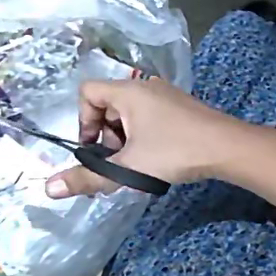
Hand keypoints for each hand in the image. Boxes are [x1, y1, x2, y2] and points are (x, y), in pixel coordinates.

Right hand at [44, 78, 245, 198]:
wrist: (227, 147)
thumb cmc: (175, 151)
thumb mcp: (129, 167)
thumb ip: (89, 178)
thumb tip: (49, 189)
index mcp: (129, 92)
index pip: (87, 91)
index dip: (83, 120)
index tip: (94, 148)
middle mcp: (145, 87)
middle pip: (108, 104)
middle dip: (105, 134)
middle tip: (117, 161)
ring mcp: (166, 95)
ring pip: (129, 113)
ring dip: (124, 137)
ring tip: (137, 163)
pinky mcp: (181, 107)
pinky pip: (149, 116)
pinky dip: (143, 135)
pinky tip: (156, 158)